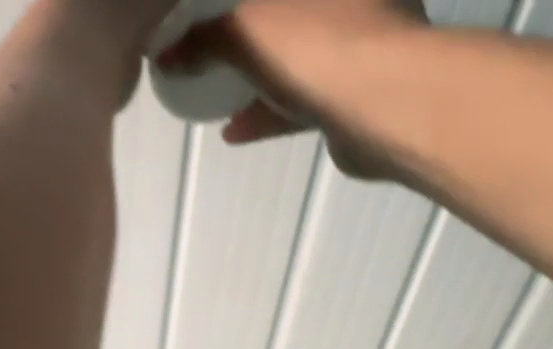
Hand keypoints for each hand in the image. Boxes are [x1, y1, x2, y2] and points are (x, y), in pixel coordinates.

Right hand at [155, 0, 427, 177]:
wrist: (387, 104)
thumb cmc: (318, 45)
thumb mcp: (246, 32)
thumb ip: (202, 39)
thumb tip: (165, 54)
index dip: (235, 3)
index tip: (210, 14)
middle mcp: (354, 0)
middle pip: (292, 12)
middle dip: (252, 33)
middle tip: (213, 52)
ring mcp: (363, 43)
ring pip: (298, 56)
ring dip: (256, 78)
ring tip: (215, 97)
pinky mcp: (360, 89)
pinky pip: (304, 97)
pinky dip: (268, 112)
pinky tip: (234, 130)